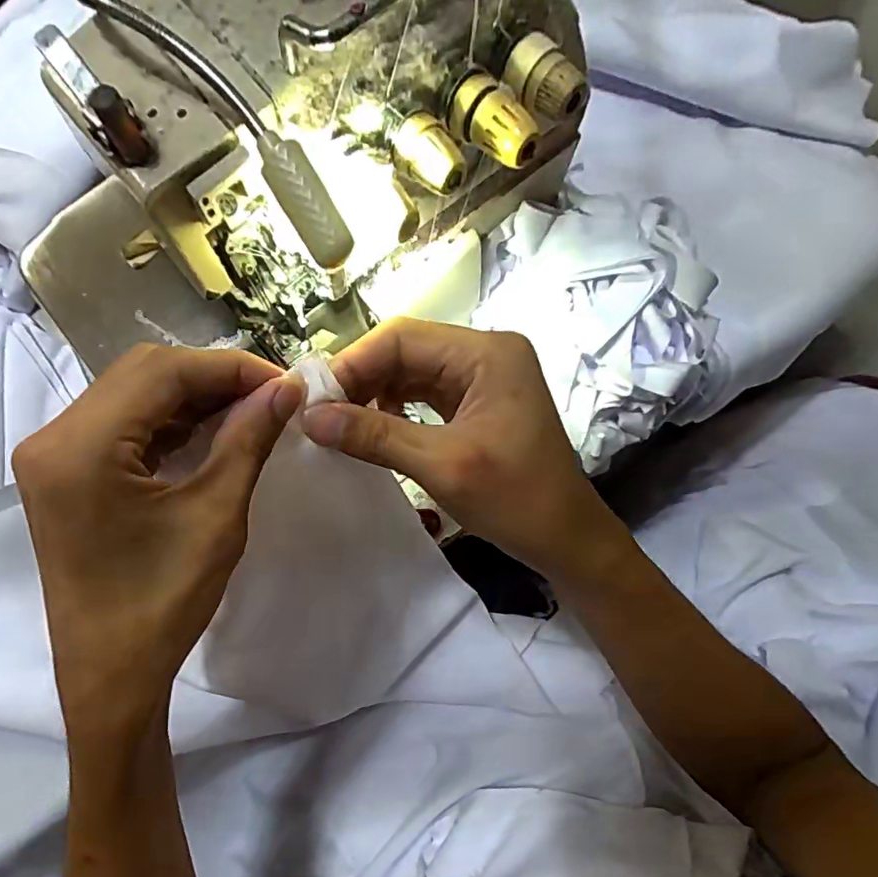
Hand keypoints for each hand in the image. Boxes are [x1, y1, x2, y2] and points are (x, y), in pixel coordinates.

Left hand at [14, 345, 301, 711]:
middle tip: (271, 397)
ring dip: (191, 398)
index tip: (286, 383)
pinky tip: (210, 432)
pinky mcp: (62, 475)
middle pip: (141, 374)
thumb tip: (286, 390)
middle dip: (212, 378)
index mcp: (81, 448)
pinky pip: (120, 427)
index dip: (231, 368)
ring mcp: (52, 455)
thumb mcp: (216, 517)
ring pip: (130, 395)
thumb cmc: (164, 604)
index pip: (162, 373)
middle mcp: (53, 437)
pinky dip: (167, 423)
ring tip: (250, 411)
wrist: (111, 673)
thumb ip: (247, 441)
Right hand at [301, 318, 626, 579]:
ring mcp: (486, 379)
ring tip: (341, 425)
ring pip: (413, 373)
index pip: (402, 337)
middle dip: (362, 380)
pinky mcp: (481, 404)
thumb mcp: (441, 465)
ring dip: (376, 395)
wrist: (566, 538)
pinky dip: (398, 410)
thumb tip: (310, 418)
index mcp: (486, 353)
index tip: (315, 400)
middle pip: (406, 350)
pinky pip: (428, 396)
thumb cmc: (515, 500)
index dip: (353, 364)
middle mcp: (487, 354)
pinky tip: (376, 431)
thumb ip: (375, 436)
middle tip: (322, 415)